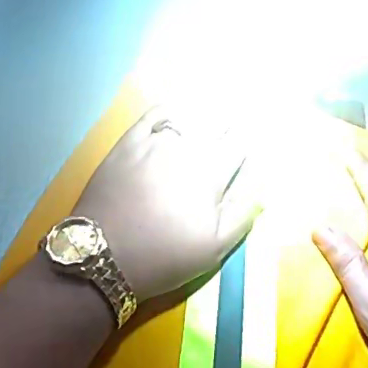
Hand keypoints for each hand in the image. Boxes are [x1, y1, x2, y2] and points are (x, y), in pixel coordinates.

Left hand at [72, 107, 259, 300]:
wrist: (103, 257)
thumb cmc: (165, 255)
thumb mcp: (215, 246)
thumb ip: (244, 209)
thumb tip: (263, 180)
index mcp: (212, 172)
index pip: (241, 142)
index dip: (252, 138)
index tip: (260, 136)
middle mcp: (187, 147)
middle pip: (219, 122)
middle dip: (232, 124)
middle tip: (239, 125)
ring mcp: (155, 141)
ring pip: (190, 115)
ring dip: (206, 115)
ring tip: (214, 115)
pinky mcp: (129, 142)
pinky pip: (155, 114)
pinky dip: (172, 111)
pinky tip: (177, 115)